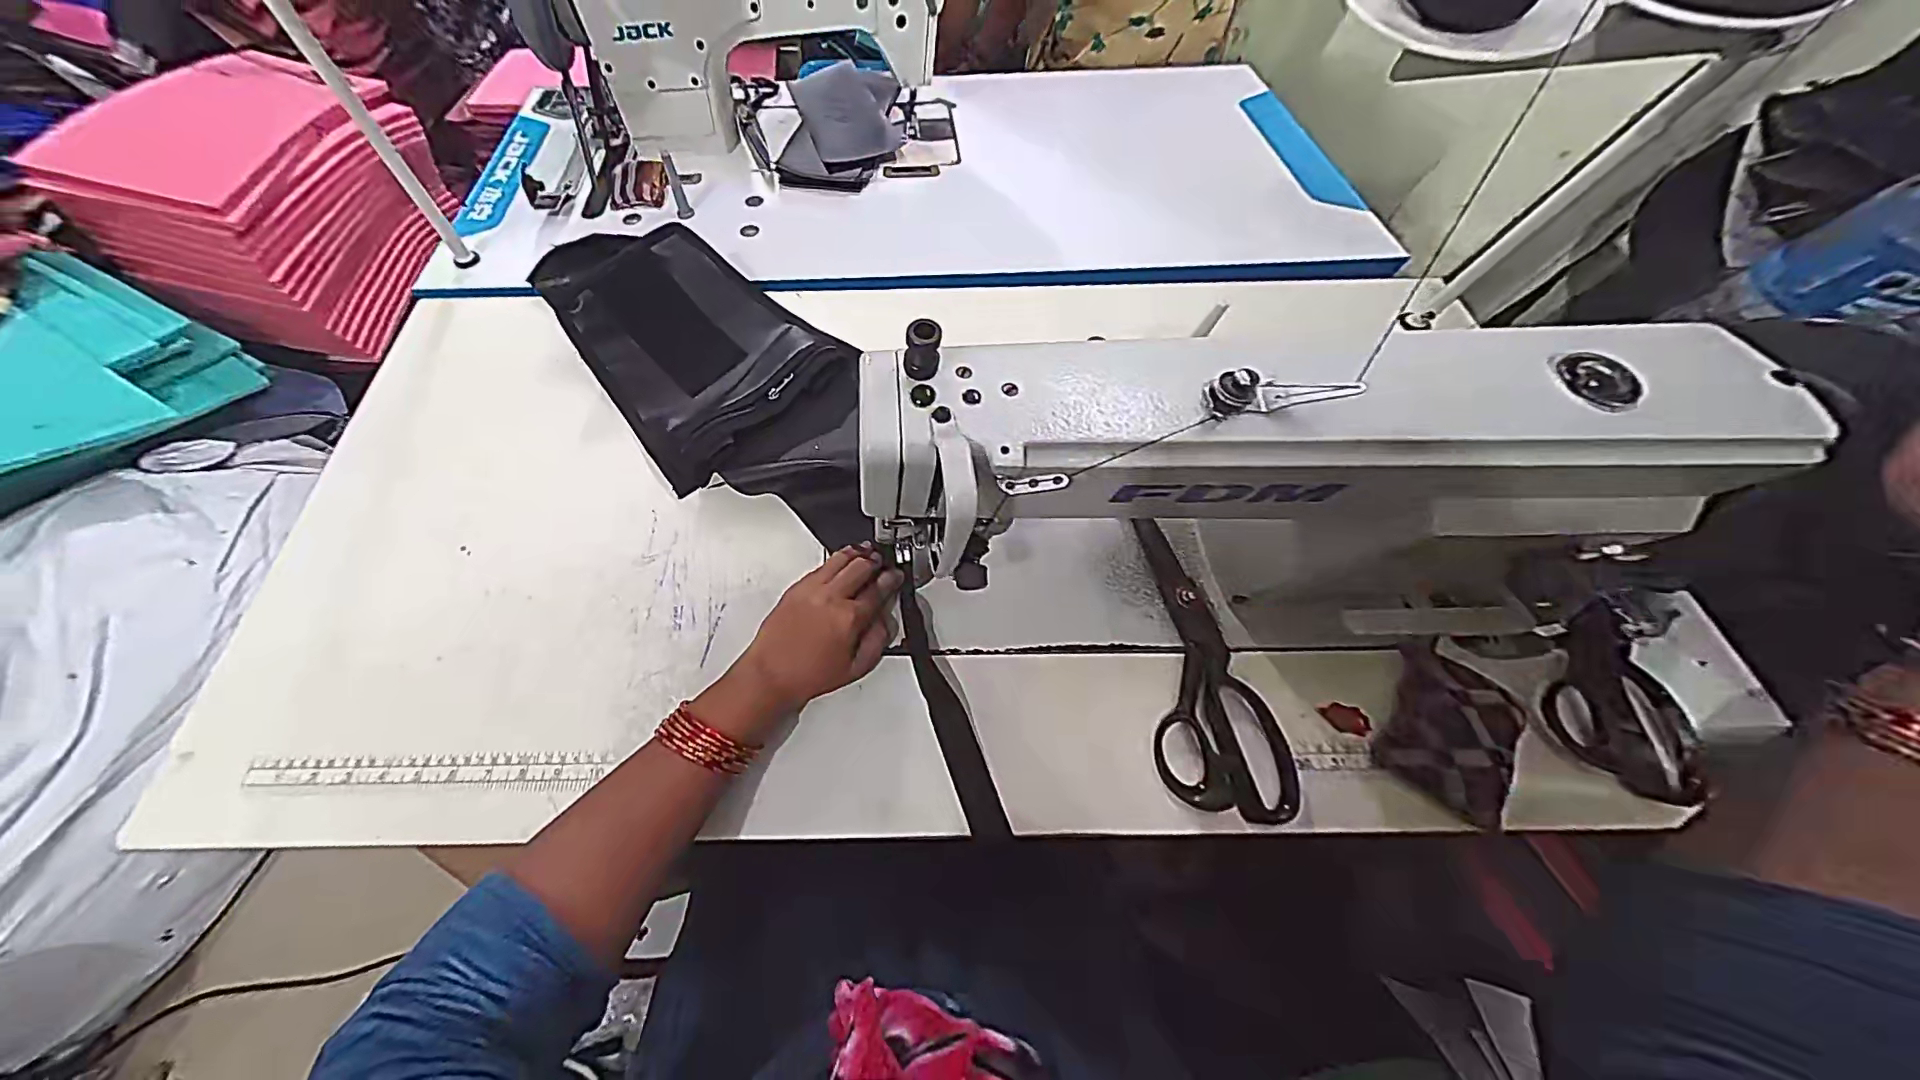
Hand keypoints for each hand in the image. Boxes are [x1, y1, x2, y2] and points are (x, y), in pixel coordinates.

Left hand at [694, 545, 902, 742]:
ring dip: (857, 554)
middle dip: (877, 562)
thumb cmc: (807, 675)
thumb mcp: (856, 667)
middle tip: (883, 563)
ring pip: (841, 559)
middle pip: (862, 566)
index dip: (891, 580)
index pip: (879, 589)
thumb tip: (886, 620)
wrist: (771, 675)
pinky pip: (821, 566)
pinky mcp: (796, 588)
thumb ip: (878, 640)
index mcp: (850, 618)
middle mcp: (831, 599)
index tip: (895, 577)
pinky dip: (835, 560)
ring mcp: (812, 590)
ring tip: (865, 553)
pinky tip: (841, 562)